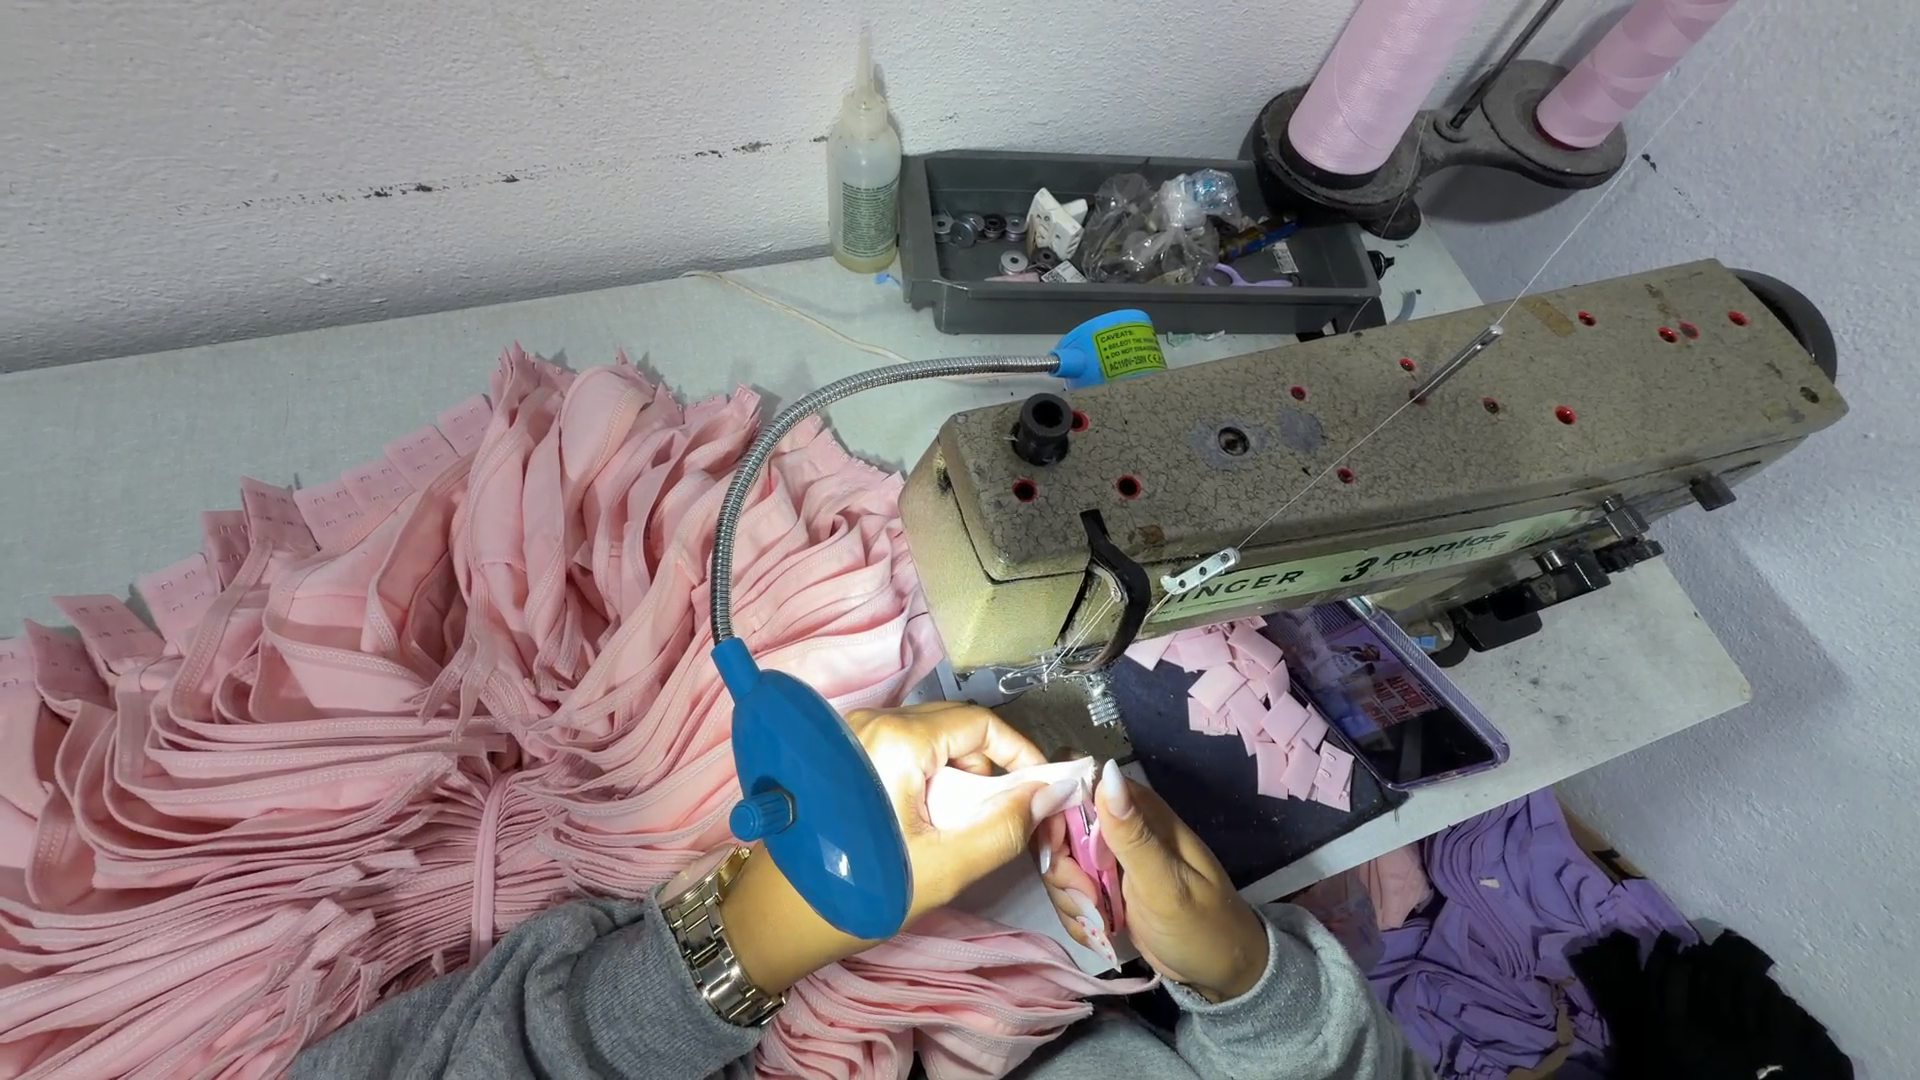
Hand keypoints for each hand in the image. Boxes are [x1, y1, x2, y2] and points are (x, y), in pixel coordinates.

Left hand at [723, 703, 1066, 990]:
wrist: (776, 918)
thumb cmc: (862, 891)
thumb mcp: (943, 868)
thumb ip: (1003, 827)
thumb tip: (1050, 793)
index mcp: (897, 739)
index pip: (980, 723)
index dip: (1020, 753)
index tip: (1043, 789)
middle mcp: (873, 721)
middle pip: (955, 725)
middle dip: (990, 766)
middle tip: (1004, 813)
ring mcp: (853, 733)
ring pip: (930, 736)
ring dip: (959, 771)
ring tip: (961, 820)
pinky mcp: (843, 751)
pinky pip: (904, 746)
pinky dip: (929, 772)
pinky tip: (927, 814)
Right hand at [1035, 761, 1268, 1000]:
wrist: (1222, 973)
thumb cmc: (1204, 926)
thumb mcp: (1167, 885)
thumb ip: (1132, 834)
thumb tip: (1107, 771)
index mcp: (1137, 808)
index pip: (1076, 781)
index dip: (1054, 807)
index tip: (1059, 850)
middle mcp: (1118, 823)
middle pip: (1057, 823)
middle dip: (1061, 866)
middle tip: (1086, 897)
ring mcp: (1108, 854)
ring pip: (1058, 859)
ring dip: (1068, 894)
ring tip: (1099, 920)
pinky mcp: (1101, 882)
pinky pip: (1068, 887)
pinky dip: (1076, 911)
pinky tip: (1100, 930)